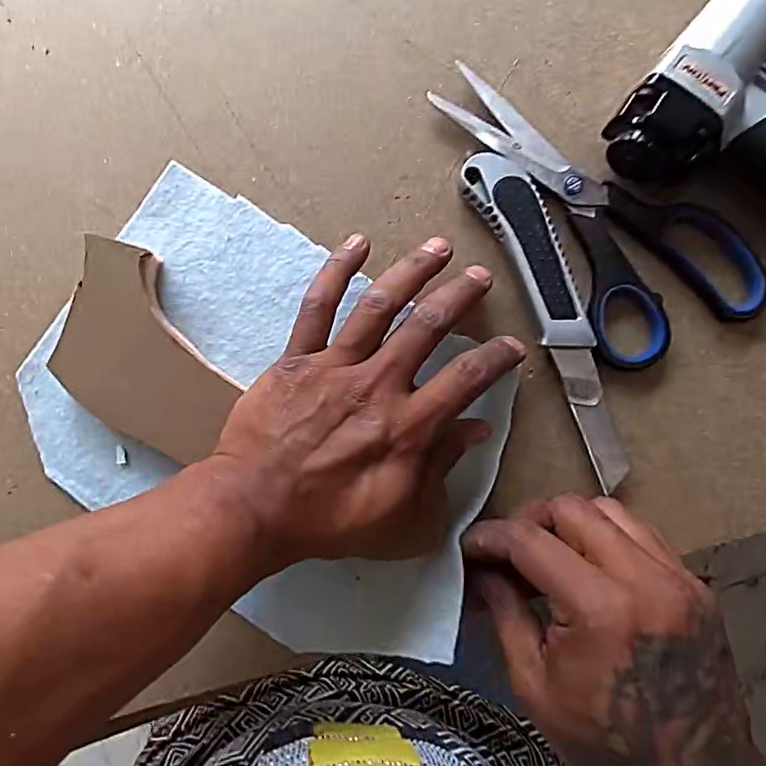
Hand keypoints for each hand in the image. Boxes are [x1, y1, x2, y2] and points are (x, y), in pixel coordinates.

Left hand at [206, 234, 524, 565]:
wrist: (254, 507)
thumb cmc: (326, 521)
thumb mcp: (400, 518)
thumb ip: (439, 471)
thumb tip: (473, 432)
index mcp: (407, 426)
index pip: (467, 379)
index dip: (496, 359)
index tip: (511, 348)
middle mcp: (377, 385)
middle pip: (429, 326)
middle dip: (460, 297)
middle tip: (479, 278)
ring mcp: (335, 367)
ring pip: (381, 305)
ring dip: (413, 271)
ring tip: (437, 248)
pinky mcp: (296, 360)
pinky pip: (317, 308)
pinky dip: (337, 272)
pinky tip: (356, 244)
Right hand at [462, 495, 758, 765]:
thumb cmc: (604, 745)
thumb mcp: (532, 683)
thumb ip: (505, 611)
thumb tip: (481, 568)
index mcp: (601, 609)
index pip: (531, 540)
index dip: (490, 536)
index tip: (469, 547)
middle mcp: (646, 580)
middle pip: (571, 508)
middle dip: (528, 521)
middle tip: (506, 553)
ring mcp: (679, 579)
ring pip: (610, 509)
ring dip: (569, 523)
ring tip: (547, 557)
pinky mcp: (696, 586)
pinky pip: (641, 534)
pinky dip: (605, 536)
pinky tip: (587, 568)